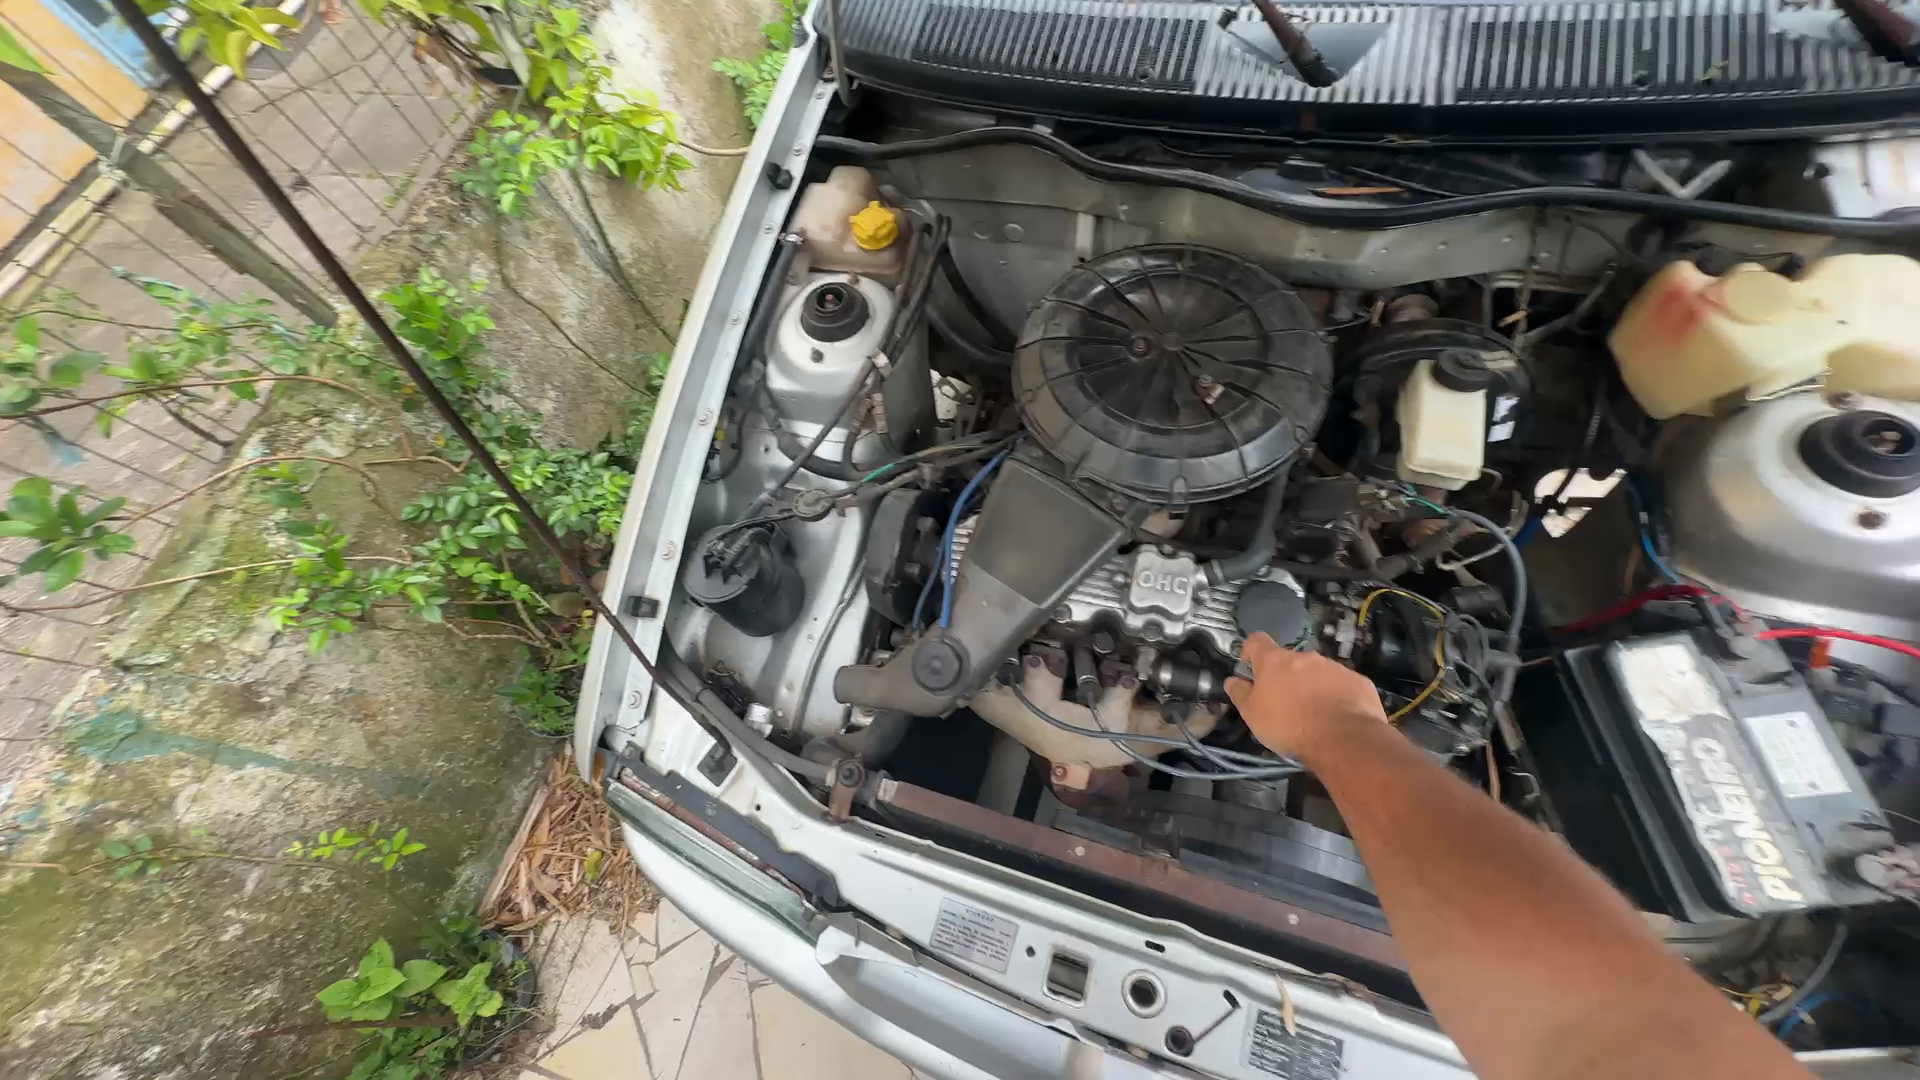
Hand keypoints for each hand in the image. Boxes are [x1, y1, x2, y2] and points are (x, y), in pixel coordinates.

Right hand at [1225, 633, 1386, 761]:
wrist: (1344, 740)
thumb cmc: (1289, 726)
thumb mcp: (1252, 714)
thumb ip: (1240, 693)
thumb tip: (1232, 681)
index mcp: (1274, 661)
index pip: (1257, 640)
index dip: (1251, 650)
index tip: (1250, 664)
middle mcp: (1304, 657)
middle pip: (1290, 660)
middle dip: (1285, 675)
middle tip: (1283, 700)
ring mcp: (1334, 667)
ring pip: (1317, 672)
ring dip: (1311, 685)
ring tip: (1313, 712)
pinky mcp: (1358, 681)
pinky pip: (1341, 684)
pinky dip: (1336, 695)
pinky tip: (1336, 715)